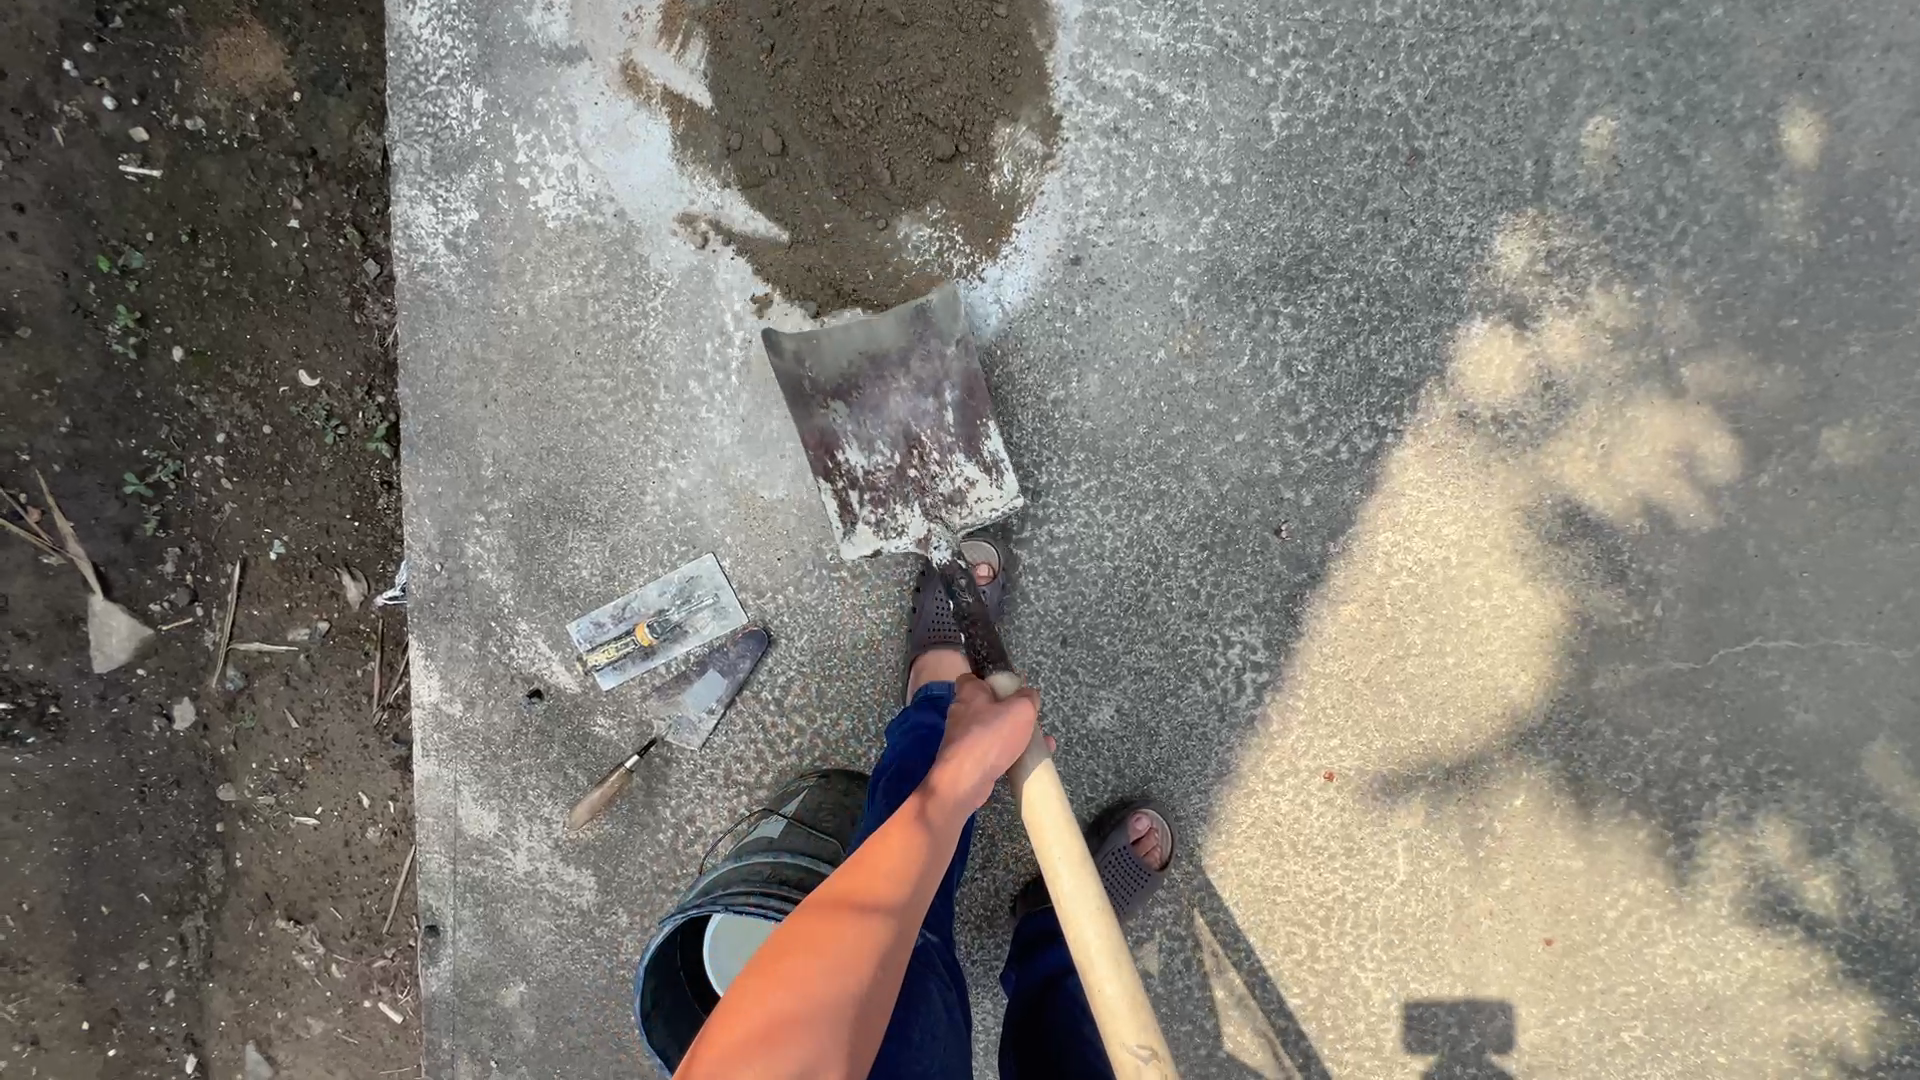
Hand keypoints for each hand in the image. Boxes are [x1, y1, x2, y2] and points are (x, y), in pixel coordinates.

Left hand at [926, 674, 1040, 812]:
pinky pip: (991, 752)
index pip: (971, 678)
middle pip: (986, 706)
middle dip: (1009, 712)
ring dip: (1013, 736)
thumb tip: (1030, 695)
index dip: (989, 680)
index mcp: (969, 693)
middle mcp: (961, 712)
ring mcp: (962, 738)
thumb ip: (1028, 698)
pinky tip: (1028, 762)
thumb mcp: (1020, 709)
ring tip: (1038, 743)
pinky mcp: (967, 760)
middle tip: (1028, 718)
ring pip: (991, 731)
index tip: (1008, 688)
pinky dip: (1008, 755)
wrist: (966, 779)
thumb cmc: (991, 736)